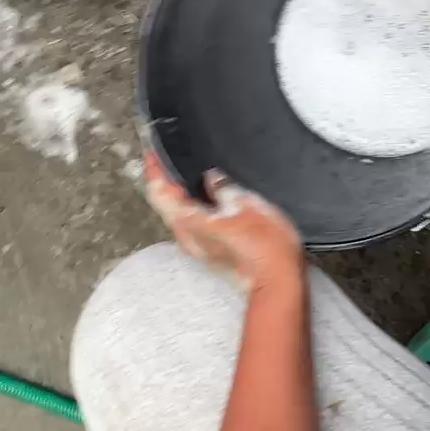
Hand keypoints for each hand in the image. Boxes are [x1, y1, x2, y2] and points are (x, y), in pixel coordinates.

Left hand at [143, 154, 304, 293]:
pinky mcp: (211, 250)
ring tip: (188, 172)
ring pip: (179, 214)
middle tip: (167, 158)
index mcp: (189, 222)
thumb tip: (212, 177)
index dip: (155, 169)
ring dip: (179, 192)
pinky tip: (209, 196)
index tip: (152, 151)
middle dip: (164, 179)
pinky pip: (194, 222)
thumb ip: (224, 188)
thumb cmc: (264, 243)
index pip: (160, 191)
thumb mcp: (247, 204)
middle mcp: (186, 236)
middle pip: (165, 203)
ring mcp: (198, 246)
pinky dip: (194, 205)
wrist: (277, 279)